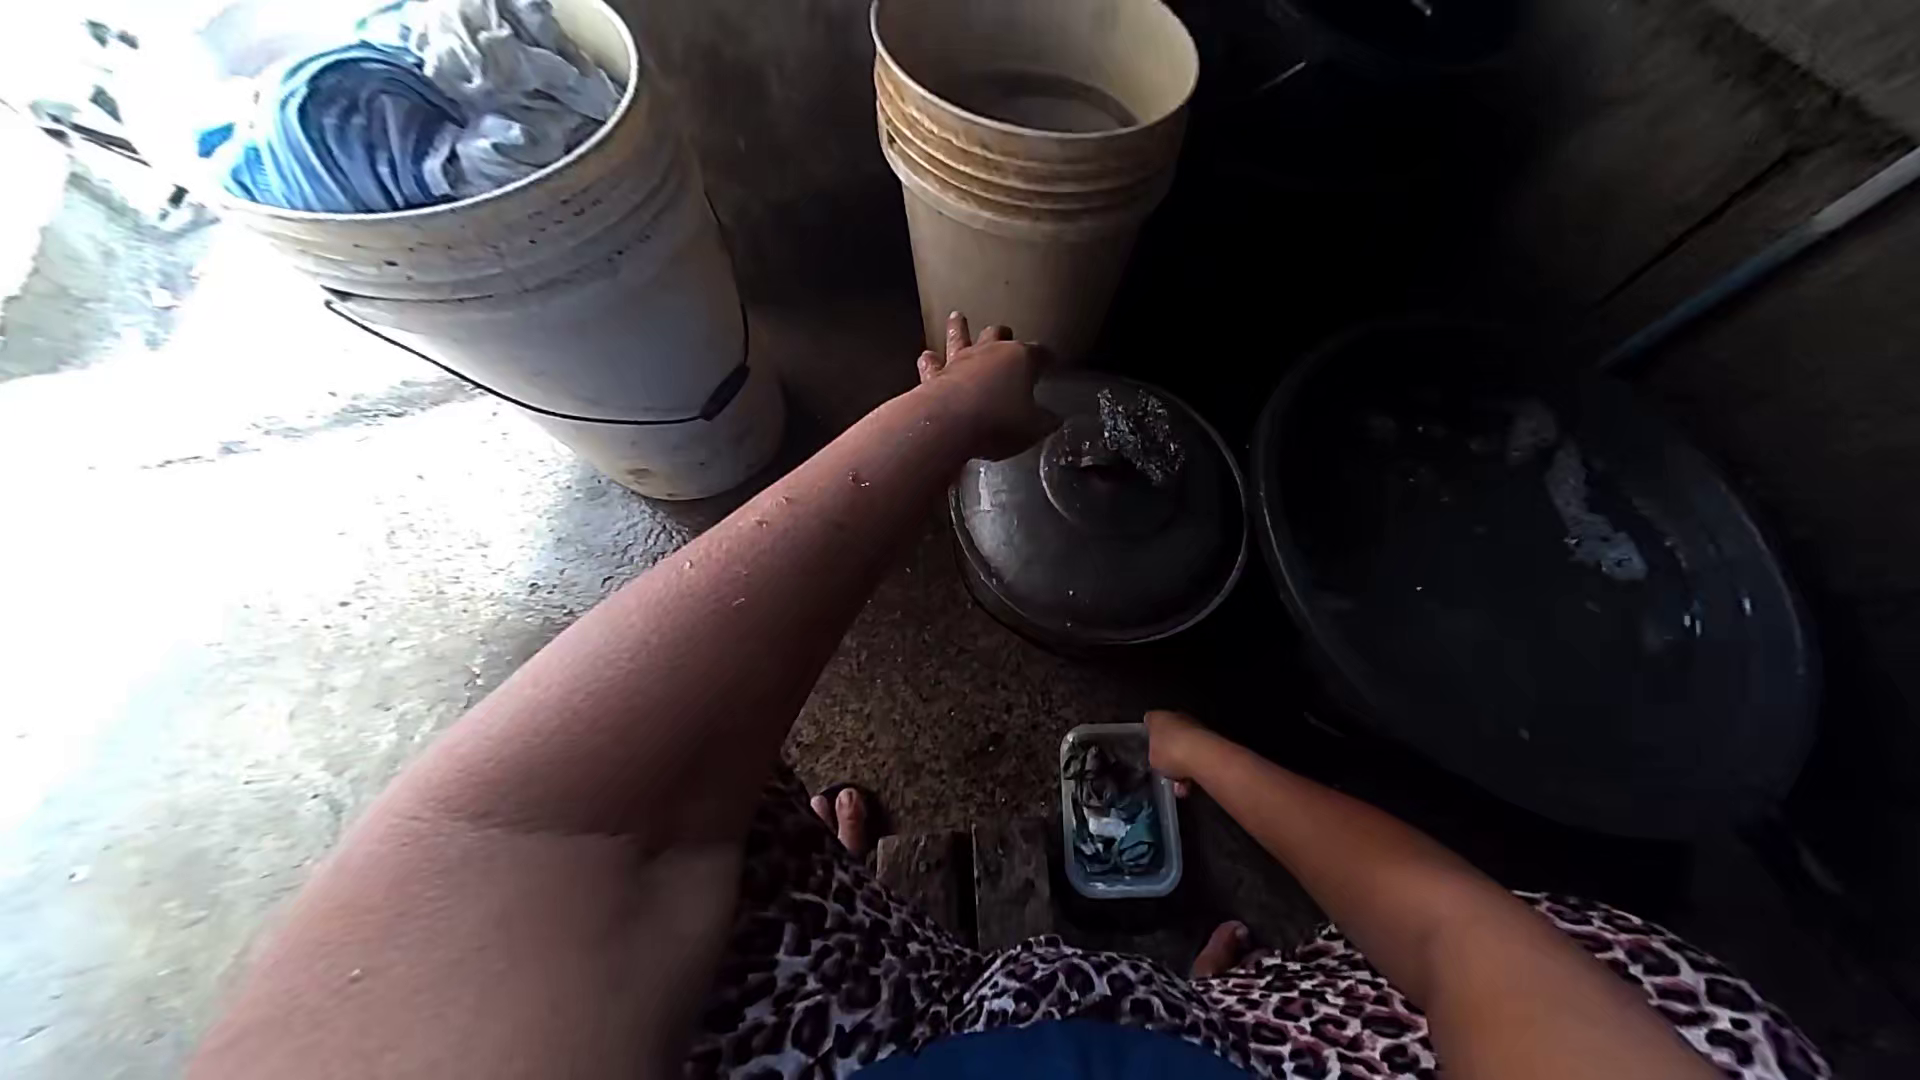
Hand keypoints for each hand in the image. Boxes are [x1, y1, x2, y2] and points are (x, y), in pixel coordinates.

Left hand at [916, 311, 1057, 460]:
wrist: (949, 425)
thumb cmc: (998, 423)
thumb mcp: (1033, 428)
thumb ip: (1045, 422)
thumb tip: (1054, 419)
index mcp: (1021, 359)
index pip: (1040, 353)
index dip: (1046, 358)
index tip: (1050, 361)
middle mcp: (989, 352)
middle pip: (998, 334)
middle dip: (1003, 334)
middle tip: (1005, 333)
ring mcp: (959, 360)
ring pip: (960, 336)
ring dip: (959, 328)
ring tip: (956, 317)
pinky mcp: (934, 375)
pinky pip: (932, 363)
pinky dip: (930, 360)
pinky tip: (927, 357)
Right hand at [1145, 709, 1209, 796]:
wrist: (1203, 756)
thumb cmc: (1170, 752)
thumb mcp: (1151, 759)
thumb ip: (1153, 756)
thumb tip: (1158, 759)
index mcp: (1158, 717)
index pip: (1150, 722)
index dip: (1149, 736)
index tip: (1149, 750)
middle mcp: (1176, 717)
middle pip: (1169, 735)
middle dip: (1168, 753)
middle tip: (1166, 769)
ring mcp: (1195, 727)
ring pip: (1185, 748)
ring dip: (1183, 765)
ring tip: (1180, 784)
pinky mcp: (1211, 738)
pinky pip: (1198, 755)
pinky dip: (1195, 768)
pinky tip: (1191, 784)